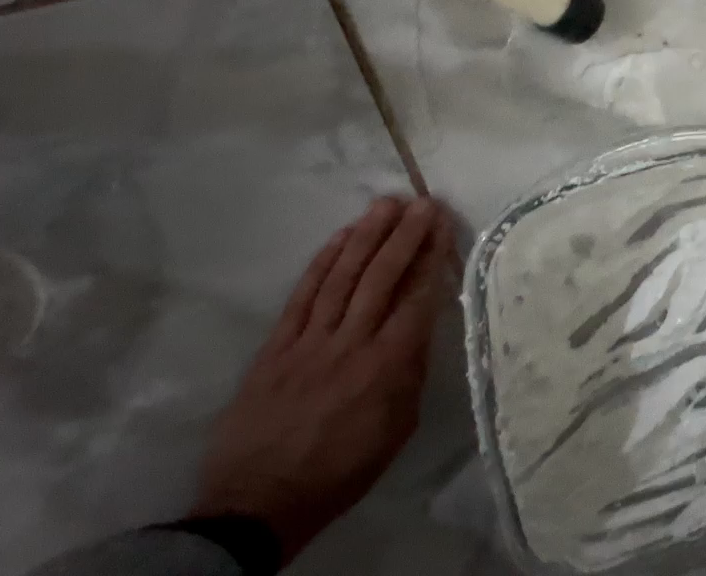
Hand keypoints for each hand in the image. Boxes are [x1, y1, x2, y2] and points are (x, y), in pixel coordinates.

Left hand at [191, 196, 456, 559]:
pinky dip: (322, 264)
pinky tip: (340, 239)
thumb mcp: (398, 424)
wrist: (260, 502)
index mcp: (389, 364)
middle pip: (381, 278)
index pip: (417, 297)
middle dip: (405, 236)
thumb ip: (410, 371)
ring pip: (342, 278)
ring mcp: (309, 343)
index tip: (445, 225)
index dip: (432, 256)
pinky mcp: (274, 349)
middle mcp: (351, 344)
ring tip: (385, 205)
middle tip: (423, 202)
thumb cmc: (345, 467)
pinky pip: (302, 297)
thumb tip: (420, 328)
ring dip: (366, 237)